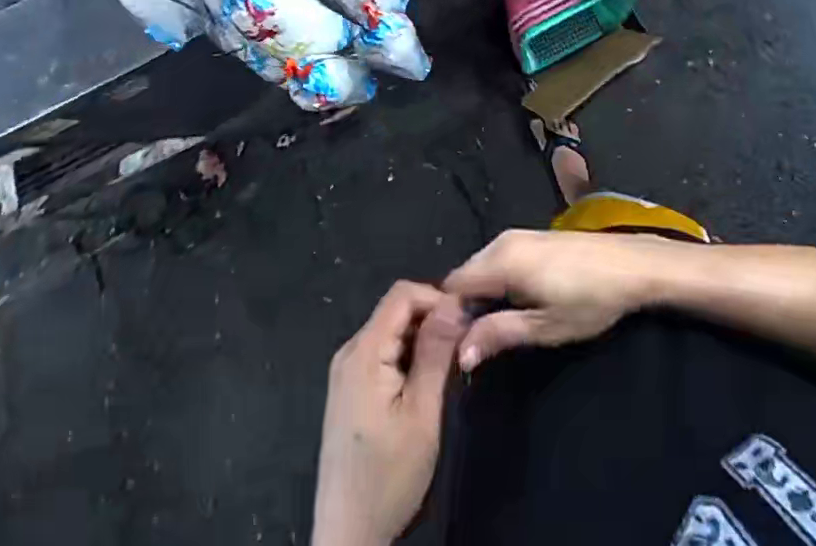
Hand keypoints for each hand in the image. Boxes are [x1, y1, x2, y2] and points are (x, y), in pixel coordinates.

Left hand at [314, 281, 467, 545]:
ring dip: (424, 337)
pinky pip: (383, 351)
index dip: (438, 297)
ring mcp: (347, 372)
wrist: (348, 534)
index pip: (402, 294)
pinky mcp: (350, 389)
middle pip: (396, 309)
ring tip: (451, 364)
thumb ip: (435, 353)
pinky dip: (409, 354)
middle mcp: (349, 353)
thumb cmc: (389, 476)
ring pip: (392, 330)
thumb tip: (454, 302)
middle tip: (464, 345)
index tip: (468, 320)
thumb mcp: (422, 412)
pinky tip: (427, 380)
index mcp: (363, 353)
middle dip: (433, 317)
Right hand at [442, 230, 688, 370]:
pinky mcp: (534, 236)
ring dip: (483, 294)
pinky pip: (499, 258)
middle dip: (466, 306)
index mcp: (500, 261)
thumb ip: (498, 334)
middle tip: (481, 340)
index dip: (450, 317)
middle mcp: (502, 241)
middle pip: (465, 275)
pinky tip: (518, 301)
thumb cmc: (591, 299)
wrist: (635, 265)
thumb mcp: (545, 326)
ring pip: (482, 266)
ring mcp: (519, 234)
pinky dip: (498, 280)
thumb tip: (460, 353)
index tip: (459, 345)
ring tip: (500, 324)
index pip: (452, 287)